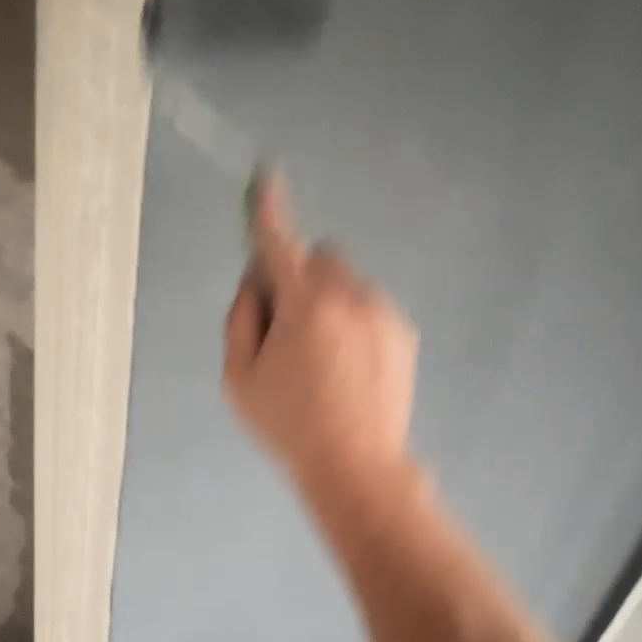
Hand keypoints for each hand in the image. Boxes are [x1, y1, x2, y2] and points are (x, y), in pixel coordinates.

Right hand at [223, 172, 419, 485]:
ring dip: (325, 299)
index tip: (267, 177)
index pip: (280, 245)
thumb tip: (256, 284)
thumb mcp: (238, 377)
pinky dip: (349, 319)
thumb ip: (241, 319)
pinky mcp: (403, 333)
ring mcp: (383, 313)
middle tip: (283, 322)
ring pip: (345, 282)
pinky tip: (344, 366)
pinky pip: (367, 306)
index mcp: (305, 305)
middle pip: (320, 257)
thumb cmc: (287, 423)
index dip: (269, 211)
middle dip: (299, 274)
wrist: (356, 464)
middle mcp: (350, 296)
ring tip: (317, 356)